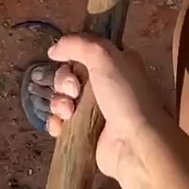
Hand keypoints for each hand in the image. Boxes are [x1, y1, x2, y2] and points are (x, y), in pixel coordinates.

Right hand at [43, 33, 167, 178]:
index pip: (83, 50)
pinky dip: (57, 123)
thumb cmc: (125, 96)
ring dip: (59, 103)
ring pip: (63, 98)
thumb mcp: (104, 56)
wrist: (135, 145)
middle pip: (69, 74)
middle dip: (64, 81)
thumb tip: (53, 50)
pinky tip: (60, 126)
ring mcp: (95, 110)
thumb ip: (78, 44)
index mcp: (116, 62)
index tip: (67, 61)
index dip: (71, 55)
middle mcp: (106, 84)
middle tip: (74, 92)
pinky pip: (62, 122)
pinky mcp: (86, 133)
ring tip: (68, 112)